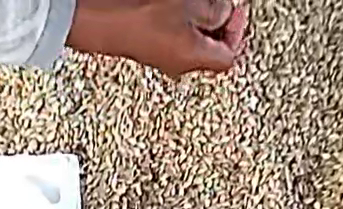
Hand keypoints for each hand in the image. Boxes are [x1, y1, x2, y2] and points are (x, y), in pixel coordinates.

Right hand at [67, 0, 249, 78]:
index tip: (236, 10)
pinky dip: (184, 28)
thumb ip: (214, 10)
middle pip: (211, 54)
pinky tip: (178, 11)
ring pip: (194, 48)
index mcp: (194, 59)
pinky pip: (177, 42)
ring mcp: (165, 61)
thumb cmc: (142, 16)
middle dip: (218, 28)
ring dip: (200, 26)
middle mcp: (180, 67)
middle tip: (220, 5)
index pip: (228, 56)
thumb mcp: (188, 5)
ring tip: (197, 4)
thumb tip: (224, 12)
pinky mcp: (152, 51)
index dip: (235, 31)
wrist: (106, 21)